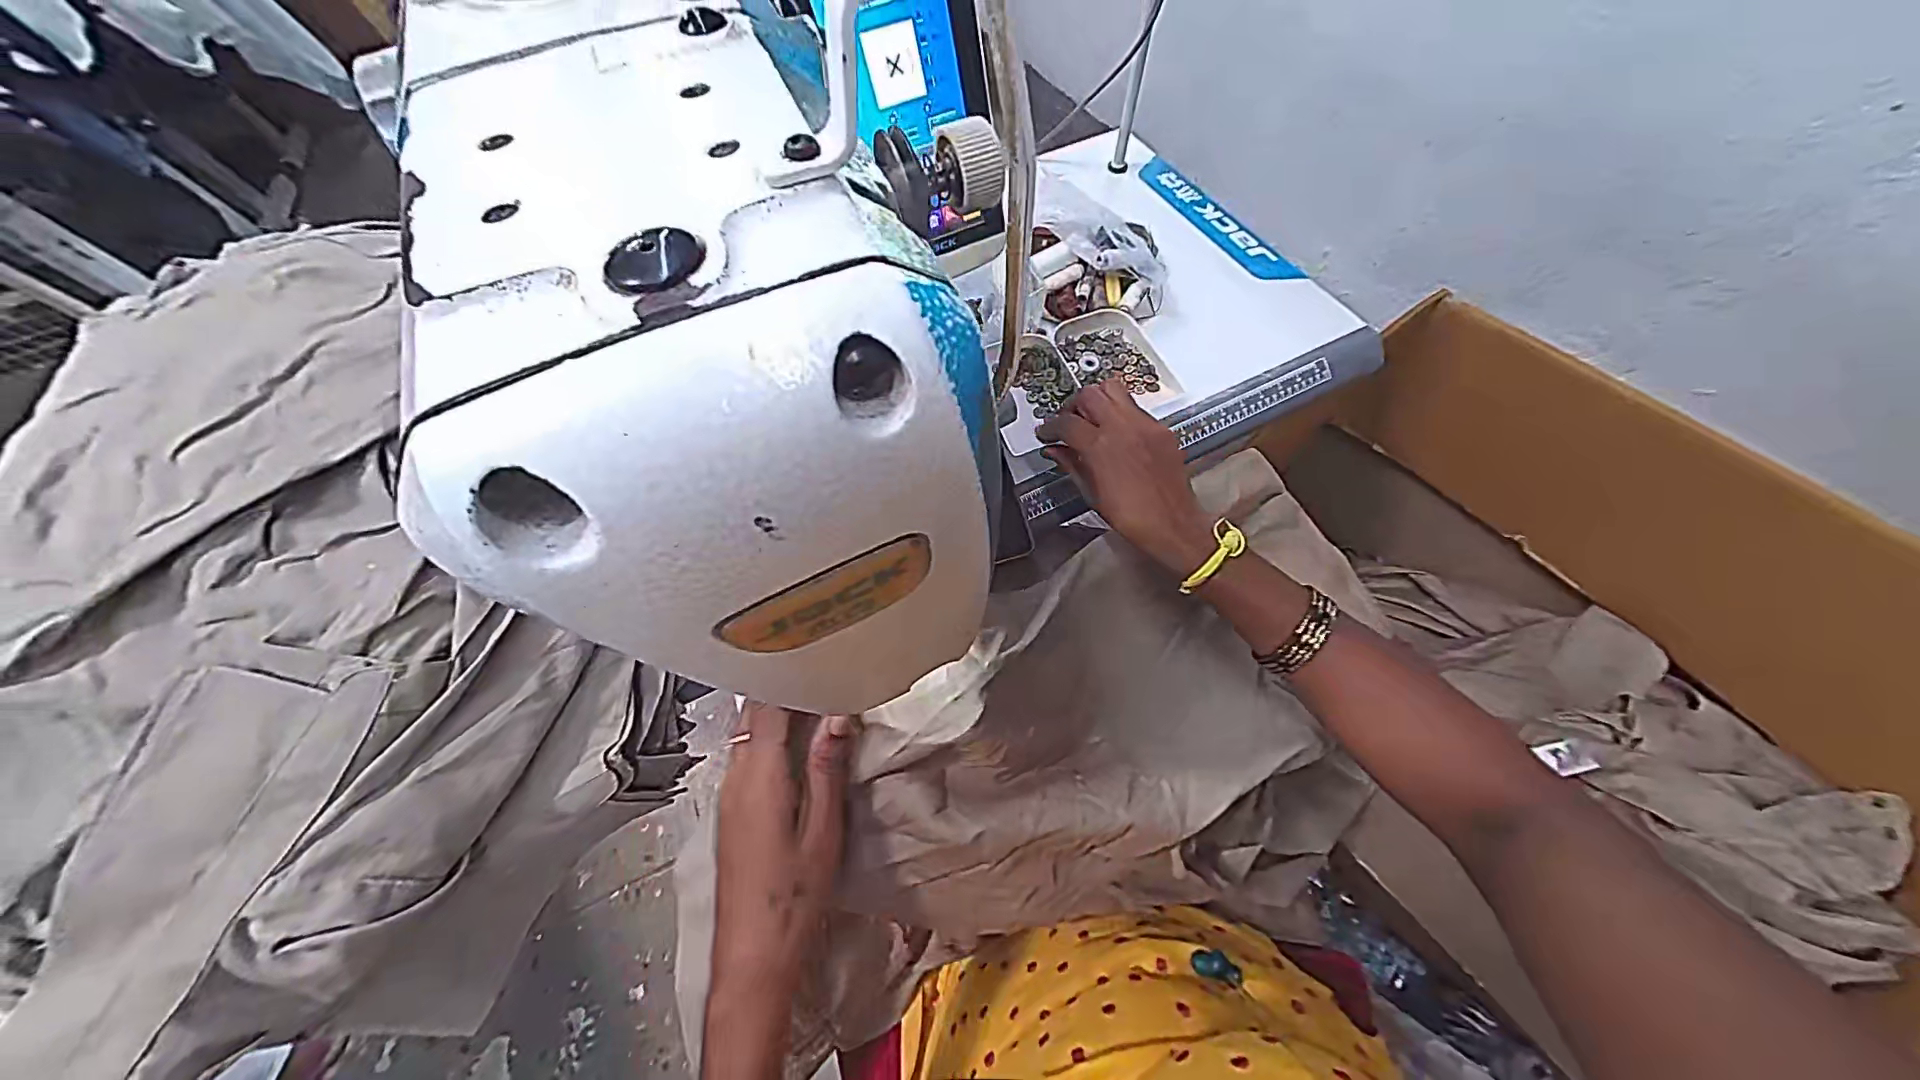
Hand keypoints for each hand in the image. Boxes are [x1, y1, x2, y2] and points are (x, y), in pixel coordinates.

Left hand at [704, 703, 855, 1079]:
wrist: (751, 958)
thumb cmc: (793, 897)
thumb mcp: (823, 831)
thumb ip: (828, 769)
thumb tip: (838, 716)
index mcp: (758, 778)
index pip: (766, 708)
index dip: (786, 676)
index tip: (814, 653)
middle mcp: (735, 778)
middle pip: (752, 716)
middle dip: (782, 688)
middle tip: (820, 668)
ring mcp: (728, 796)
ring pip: (748, 734)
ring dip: (776, 713)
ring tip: (815, 695)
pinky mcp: (731, 811)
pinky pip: (748, 756)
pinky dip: (770, 737)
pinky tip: (797, 741)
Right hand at [1036, 377, 1215, 575]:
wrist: (1173, 525)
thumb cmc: (1133, 518)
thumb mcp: (1092, 494)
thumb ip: (1071, 465)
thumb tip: (1056, 451)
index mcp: (1100, 447)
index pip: (1066, 422)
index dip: (1050, 426)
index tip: (1046, 433)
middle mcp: (1123, 428)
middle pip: (1089, 395)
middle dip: (1073, 406)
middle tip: (1068, 422)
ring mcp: (1145, 425)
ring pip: (1114, 390)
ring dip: (1098, 399)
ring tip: (1092, 419)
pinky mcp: (1162, 429)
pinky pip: (1135, 408)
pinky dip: (1120, 413)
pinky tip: (1117, 433)